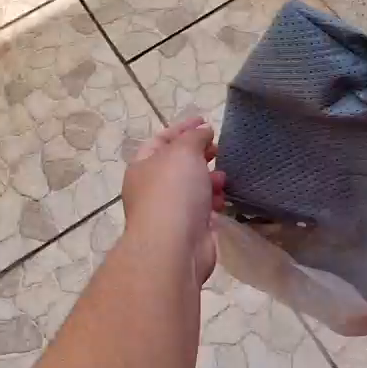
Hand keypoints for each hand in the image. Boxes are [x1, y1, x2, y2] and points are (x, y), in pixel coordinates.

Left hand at [121, 117, 226, 286]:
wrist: (174, 246)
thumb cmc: (173, 191)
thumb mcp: (183, 151)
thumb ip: (195, 136)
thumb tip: (204, 132)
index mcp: (143, 167)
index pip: (161, 140)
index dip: (182, 128)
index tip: (206, 121)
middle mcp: (152, 189)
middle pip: (177, 165)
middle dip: (199, 155)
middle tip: (218, 149)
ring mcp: (169, 211)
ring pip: (192, 187)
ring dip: (209, 179)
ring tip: (223, 177)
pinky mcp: (188, 230)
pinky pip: (202, 208)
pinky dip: (213, 201)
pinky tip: (223, 200)